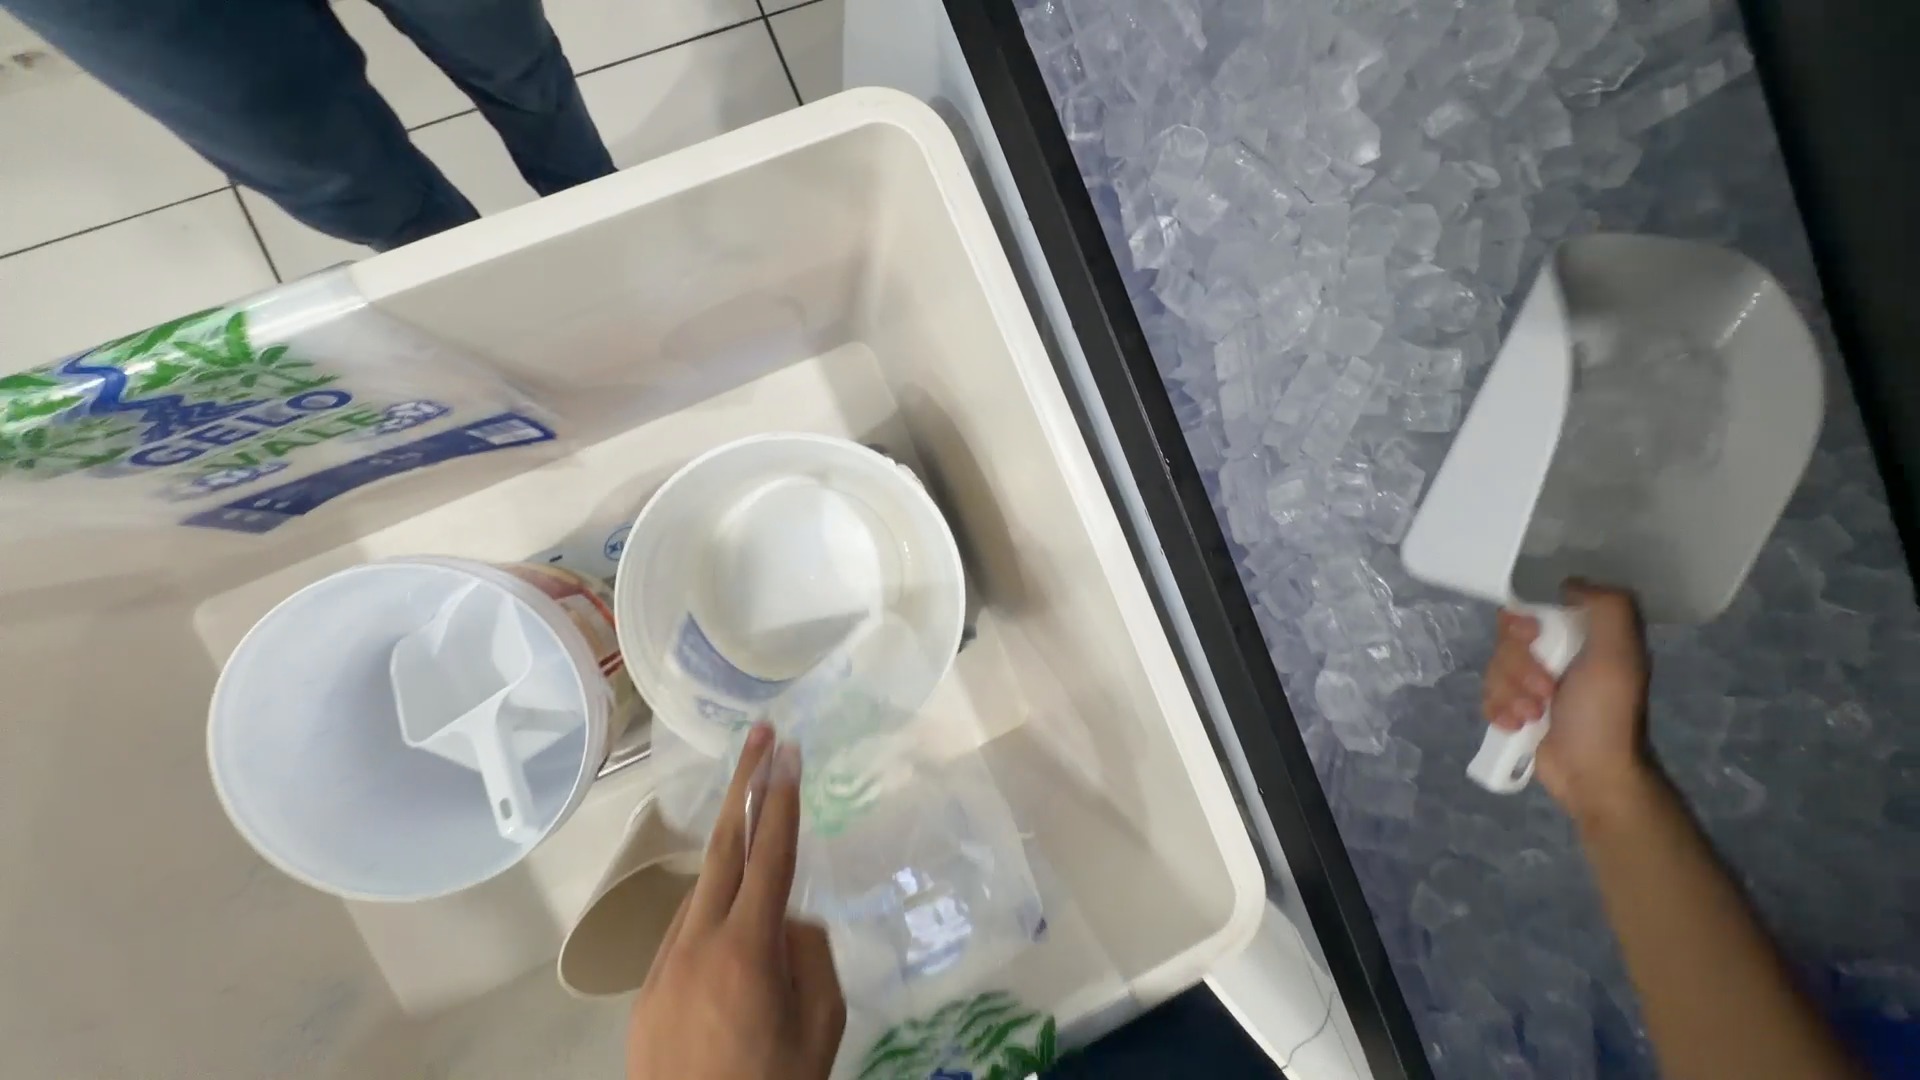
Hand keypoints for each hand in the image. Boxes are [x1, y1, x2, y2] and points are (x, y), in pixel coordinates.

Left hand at [627, 724, 845, 1079]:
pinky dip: (714, 914)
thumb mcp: (821, 1026)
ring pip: (703, 890)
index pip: (771, 854)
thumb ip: (810, 955)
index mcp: (747, 949)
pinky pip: (686, 932)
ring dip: (732, 853)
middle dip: (744, 782)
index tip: (790, 750)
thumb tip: (787, 919)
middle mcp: (697, 943)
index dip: (783, 798)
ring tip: (759, 834)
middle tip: (760, 735)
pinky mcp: (644, 992)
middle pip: (723, 844)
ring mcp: (663, 965)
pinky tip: (734, 939)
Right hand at [1483, 583, 1656, 820]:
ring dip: (1508, 695)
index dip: (1519, 625)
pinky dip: (1498, 711)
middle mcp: (1555, 656)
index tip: (1529, 639)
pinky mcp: (1515, 709)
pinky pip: (1486, 696)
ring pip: (1492, 671)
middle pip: (1505, 643)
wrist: (1592, 773)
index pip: (1526, 612)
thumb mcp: (1618, 656)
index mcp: (1579, 638)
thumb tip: (1569, 584)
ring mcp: (1532, 685)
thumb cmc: (1605, 714)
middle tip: (1542, 691)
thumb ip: (1606, 609)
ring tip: (1532, 716)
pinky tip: (1517, 726)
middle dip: (1516, 669)